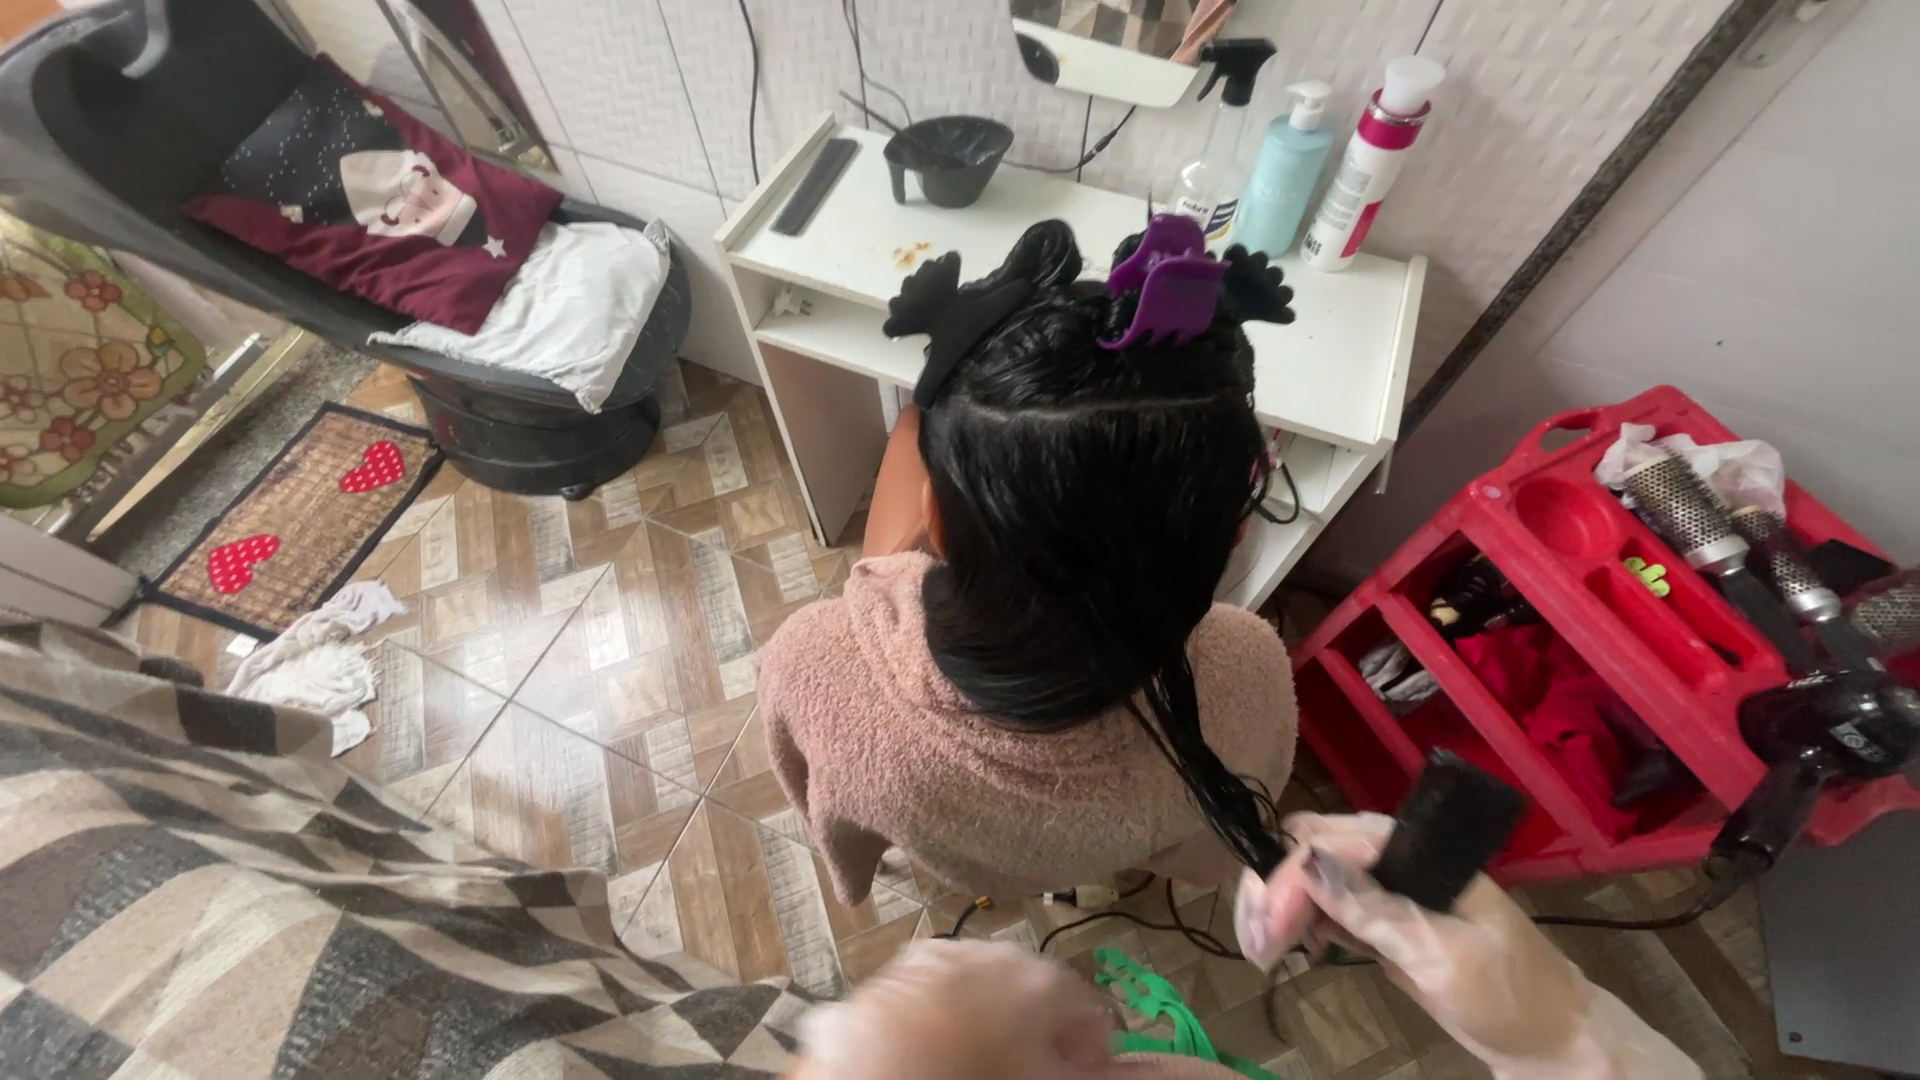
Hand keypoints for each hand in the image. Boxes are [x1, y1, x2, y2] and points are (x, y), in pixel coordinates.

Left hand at [786, 939, 1116, 1079]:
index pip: (1088, 1007)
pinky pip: (945, 981)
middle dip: (1043, 1026)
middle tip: (1034, 1066)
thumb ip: (1088, 1070)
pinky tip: (941, 1042)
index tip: (1083, 1070)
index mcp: (1040, 978)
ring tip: (985, 1057)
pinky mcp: (906, 963)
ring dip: (999, 1012)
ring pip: (990, 980)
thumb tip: (1124, 1071)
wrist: (874, 1075)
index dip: (1091, 1047)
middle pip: (1038, 986)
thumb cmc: (975, 1078)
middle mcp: (997, 951)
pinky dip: (954, 1005)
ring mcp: (948, 951)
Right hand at [1233, 813, 1701, 1078]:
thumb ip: (1373, 909)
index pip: (1321, 845)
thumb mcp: (1442, 955)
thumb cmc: (1510, 995)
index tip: (1266, 935)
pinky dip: (1295, 918)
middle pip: (1301, 850)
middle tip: (1254, 946)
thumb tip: (1306, 863)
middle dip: (1269, 892)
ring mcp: (1377, 880)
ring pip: (1301, 872)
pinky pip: (1317, 899)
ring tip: (1263, 951)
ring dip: (1275, 905)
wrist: (1552, 1040)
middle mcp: (1382, 850)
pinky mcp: (1373, 910)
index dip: (1285, 884)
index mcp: (1403, 845)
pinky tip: (1293, 946)